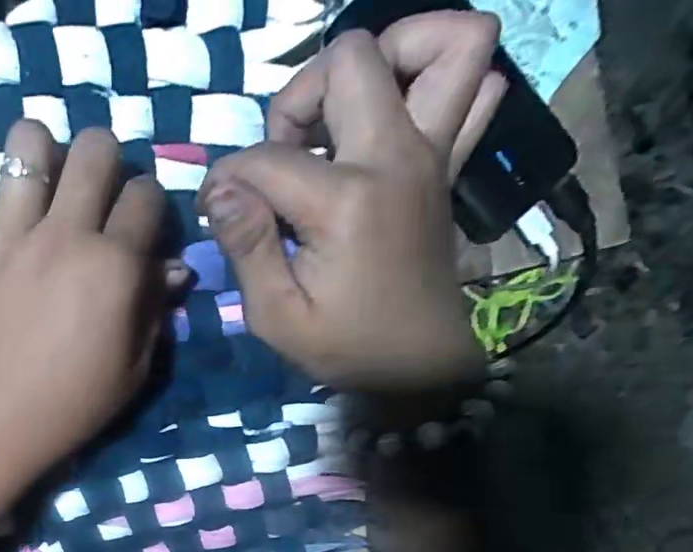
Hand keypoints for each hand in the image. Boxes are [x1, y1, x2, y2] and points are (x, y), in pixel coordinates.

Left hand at [0, 120, 170, 548]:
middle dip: (106, 160)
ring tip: (37, 179)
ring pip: (26, 147)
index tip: (140, 228)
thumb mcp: (132, 369)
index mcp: (113, 265)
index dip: (150, 206)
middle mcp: (63, 236)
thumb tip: (172, 267)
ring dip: (37, 151)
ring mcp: (7, 240)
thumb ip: (153, 311)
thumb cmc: (71, 408)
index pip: (146, 196)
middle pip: (95, 150)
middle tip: (96, 193)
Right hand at [199, 12, 506, 391]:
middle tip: (288, 152)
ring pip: (449, 44)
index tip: (218, 211)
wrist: (419, 365)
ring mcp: (432, 154)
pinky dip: (439, 82)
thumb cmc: (344, 347)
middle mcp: (395, 158)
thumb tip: (218, 189)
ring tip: (347, 107)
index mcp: (344, 200)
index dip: (226, 177)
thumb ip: (247, 245)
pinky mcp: (447, 164)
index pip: (265, 155)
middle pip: (352, 58)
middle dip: (301, 93)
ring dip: (392, 53)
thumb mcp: (275, 315)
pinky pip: (475, 86)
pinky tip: (396, 118)